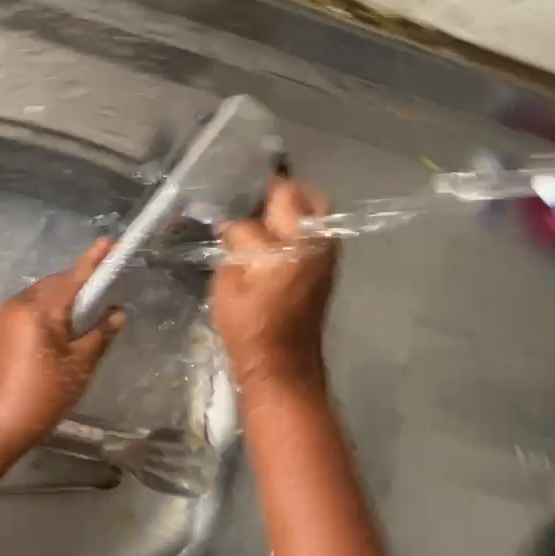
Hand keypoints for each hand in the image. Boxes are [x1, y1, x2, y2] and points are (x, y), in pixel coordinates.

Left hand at [0, 238, 125, 442]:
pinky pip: (30, 309)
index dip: (94, 260)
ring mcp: (5, 316)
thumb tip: (116, 313)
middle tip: (106, 288)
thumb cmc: (43, 394)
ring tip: (87, 311)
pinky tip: (63, 327)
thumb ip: (100, 334)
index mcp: (39, 309)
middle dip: (80, 283)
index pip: (73, 276)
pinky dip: (49, 311)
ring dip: (64, 298)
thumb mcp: (80, 365)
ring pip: (42, 296)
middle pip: (56, 284)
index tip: (109, 242)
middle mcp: (19, 303)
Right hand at [211, 177, 339, 394]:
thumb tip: (234, 227)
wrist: (283, 366)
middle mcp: (314, 243)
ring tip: (260, 214)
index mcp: (288, 245)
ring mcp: (326, 254)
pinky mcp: (327, 266)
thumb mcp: (227, 283)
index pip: (264, 207)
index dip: (244, 198)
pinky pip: (316, 229)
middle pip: (304, 195)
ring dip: (291, 205)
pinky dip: (297, 223)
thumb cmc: (248, 328)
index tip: (228, 189)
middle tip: (251, 196)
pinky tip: (271, 235)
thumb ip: (234, 246)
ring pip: (316, 209)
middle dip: (279, 190)